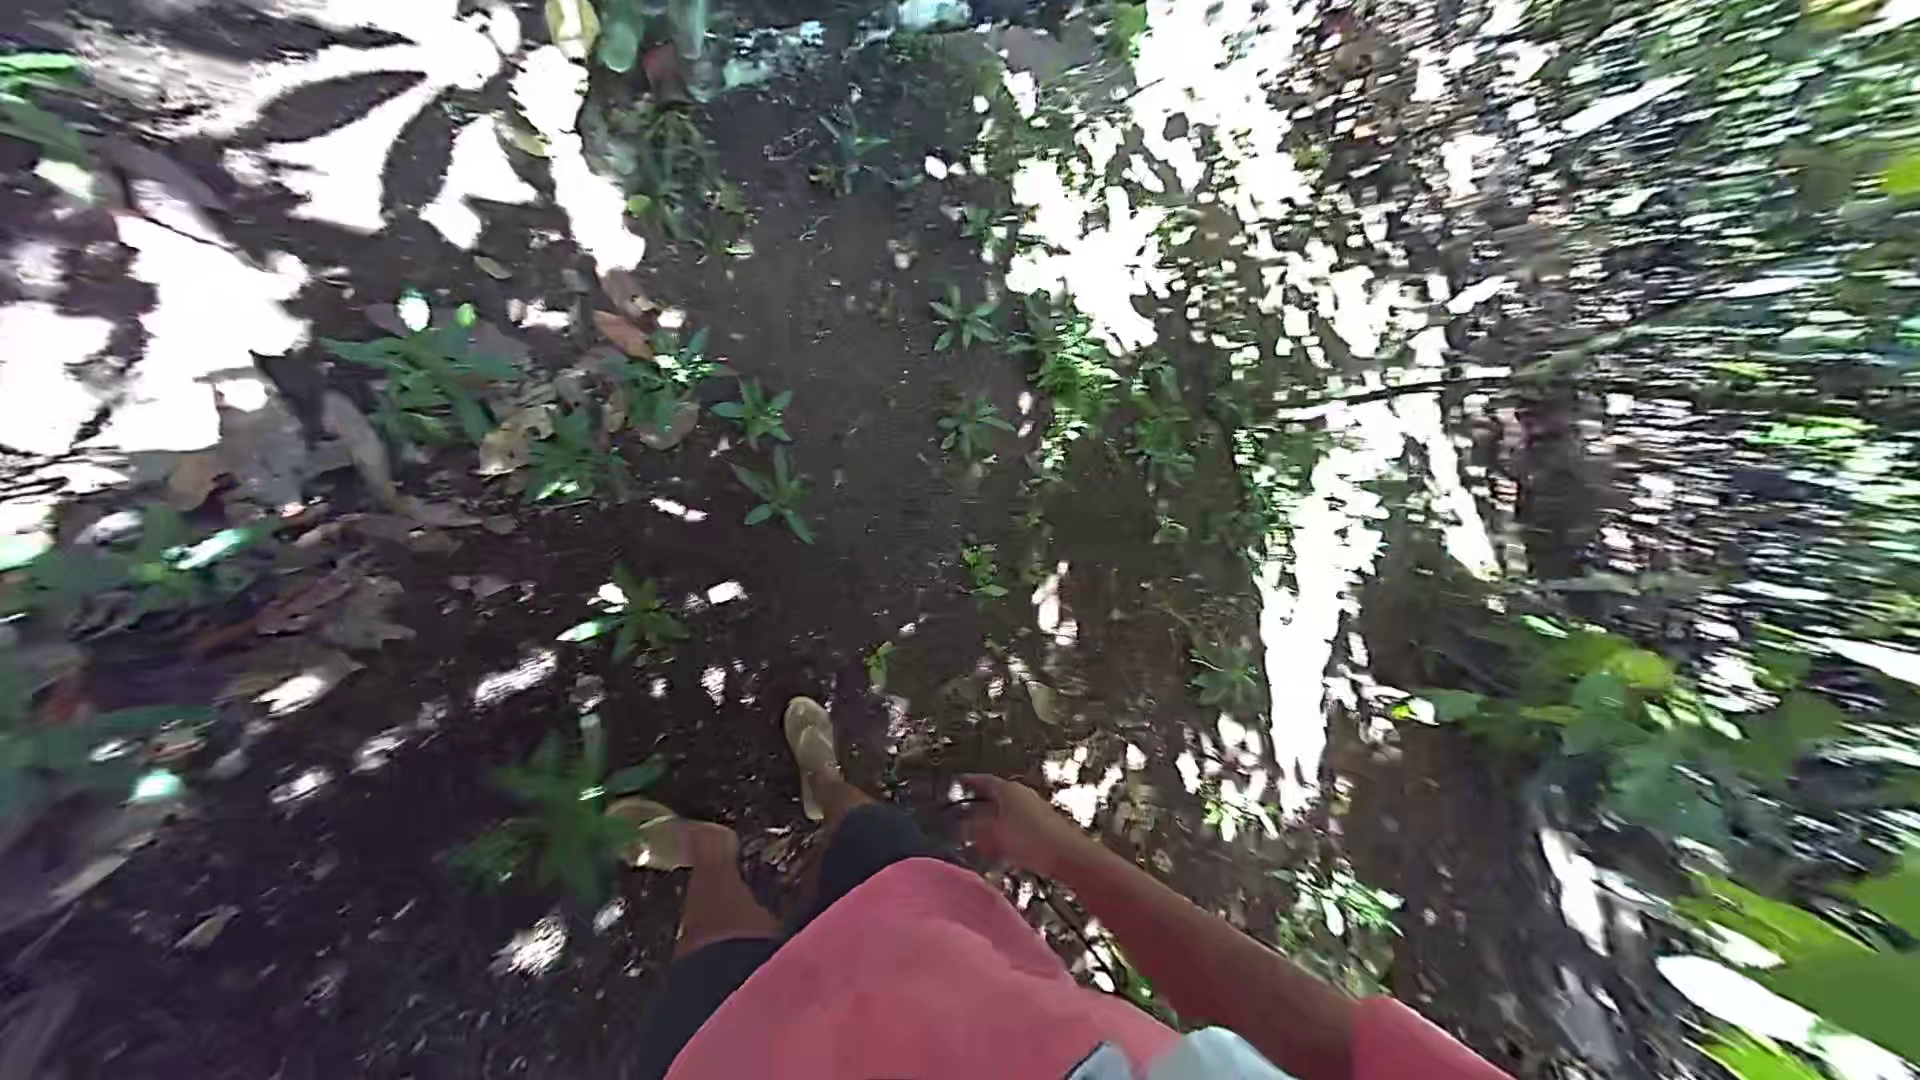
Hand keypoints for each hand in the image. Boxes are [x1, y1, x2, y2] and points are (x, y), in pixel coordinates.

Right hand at [961, 774, 1094, 878]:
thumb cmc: (1031, 840)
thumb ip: (976, 830)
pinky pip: (1018, 825)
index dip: (970, 782)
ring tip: (981, 837)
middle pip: (995, 796)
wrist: (1067, 855)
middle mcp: (1022, 794)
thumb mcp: (995, 835)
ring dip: (994, 822)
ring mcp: (1035, 808)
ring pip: (1007, 812)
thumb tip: (964, 827)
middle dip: (980, 806)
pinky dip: (1007, 833)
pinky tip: (1003, 848)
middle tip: (966, 813)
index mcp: (1008, 789)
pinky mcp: (1044, 825)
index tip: (960, 781)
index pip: (984, 781)